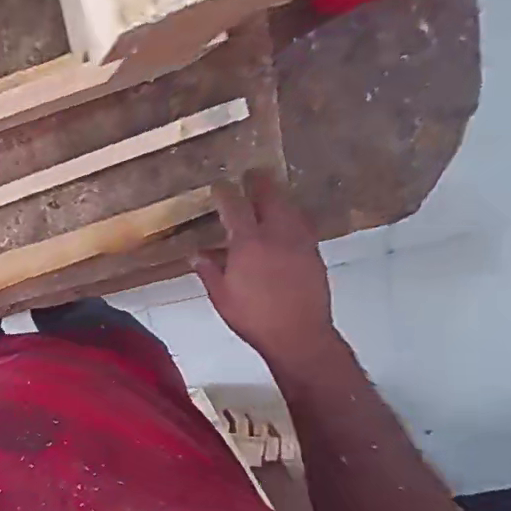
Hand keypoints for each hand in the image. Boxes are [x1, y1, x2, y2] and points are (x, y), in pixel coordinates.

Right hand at [192, 170, 340, 367]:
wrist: (300, 336)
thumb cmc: (255, 318)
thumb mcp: (223, 297)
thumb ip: (209, 271)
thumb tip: (195, 254)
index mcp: (248, 243)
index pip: (234, 206)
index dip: (225, 192)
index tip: (220, 185)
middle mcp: (276, 234)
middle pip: (270, 196)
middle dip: (259, 182)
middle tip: (252, 175)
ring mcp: (299, 242)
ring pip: (290, 207)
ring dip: (279, 196)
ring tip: (271, 193)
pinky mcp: (314, 253)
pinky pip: (303, 224)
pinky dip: (293, 216)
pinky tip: (289, 222)